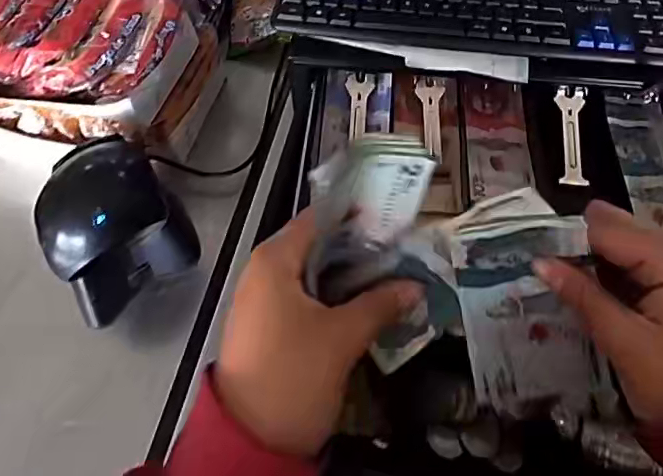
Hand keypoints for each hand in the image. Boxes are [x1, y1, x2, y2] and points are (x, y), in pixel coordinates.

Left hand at [215, 208, 422, 456]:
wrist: (248, 446)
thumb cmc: (292, 377)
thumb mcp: (343, 338)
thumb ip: (380, 304)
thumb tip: (414, 286)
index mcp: (274, 259)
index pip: (319, 216)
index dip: (354, 214)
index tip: (388, 219)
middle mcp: (262, 270)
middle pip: (316, 242)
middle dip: (356, 246)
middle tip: (394, 249)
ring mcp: (261, 298)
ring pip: (311, 270)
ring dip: (345, 273)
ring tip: (385, 275)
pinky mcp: (265, 324)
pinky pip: (302, 293)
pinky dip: (330, 293)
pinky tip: (359, 303)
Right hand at [534, 199, 662, 425]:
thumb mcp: (627, 345)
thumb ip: (584, 297)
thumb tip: (540, 262)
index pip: (605, 229)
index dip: (566, 237)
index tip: (533, 250)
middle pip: (614, 228)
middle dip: (579, 244)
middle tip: (545, 267)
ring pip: (622, 246)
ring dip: (593, 260)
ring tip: (561, 279)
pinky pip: (635, 265)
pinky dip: (610, 274)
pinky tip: (589, 291)